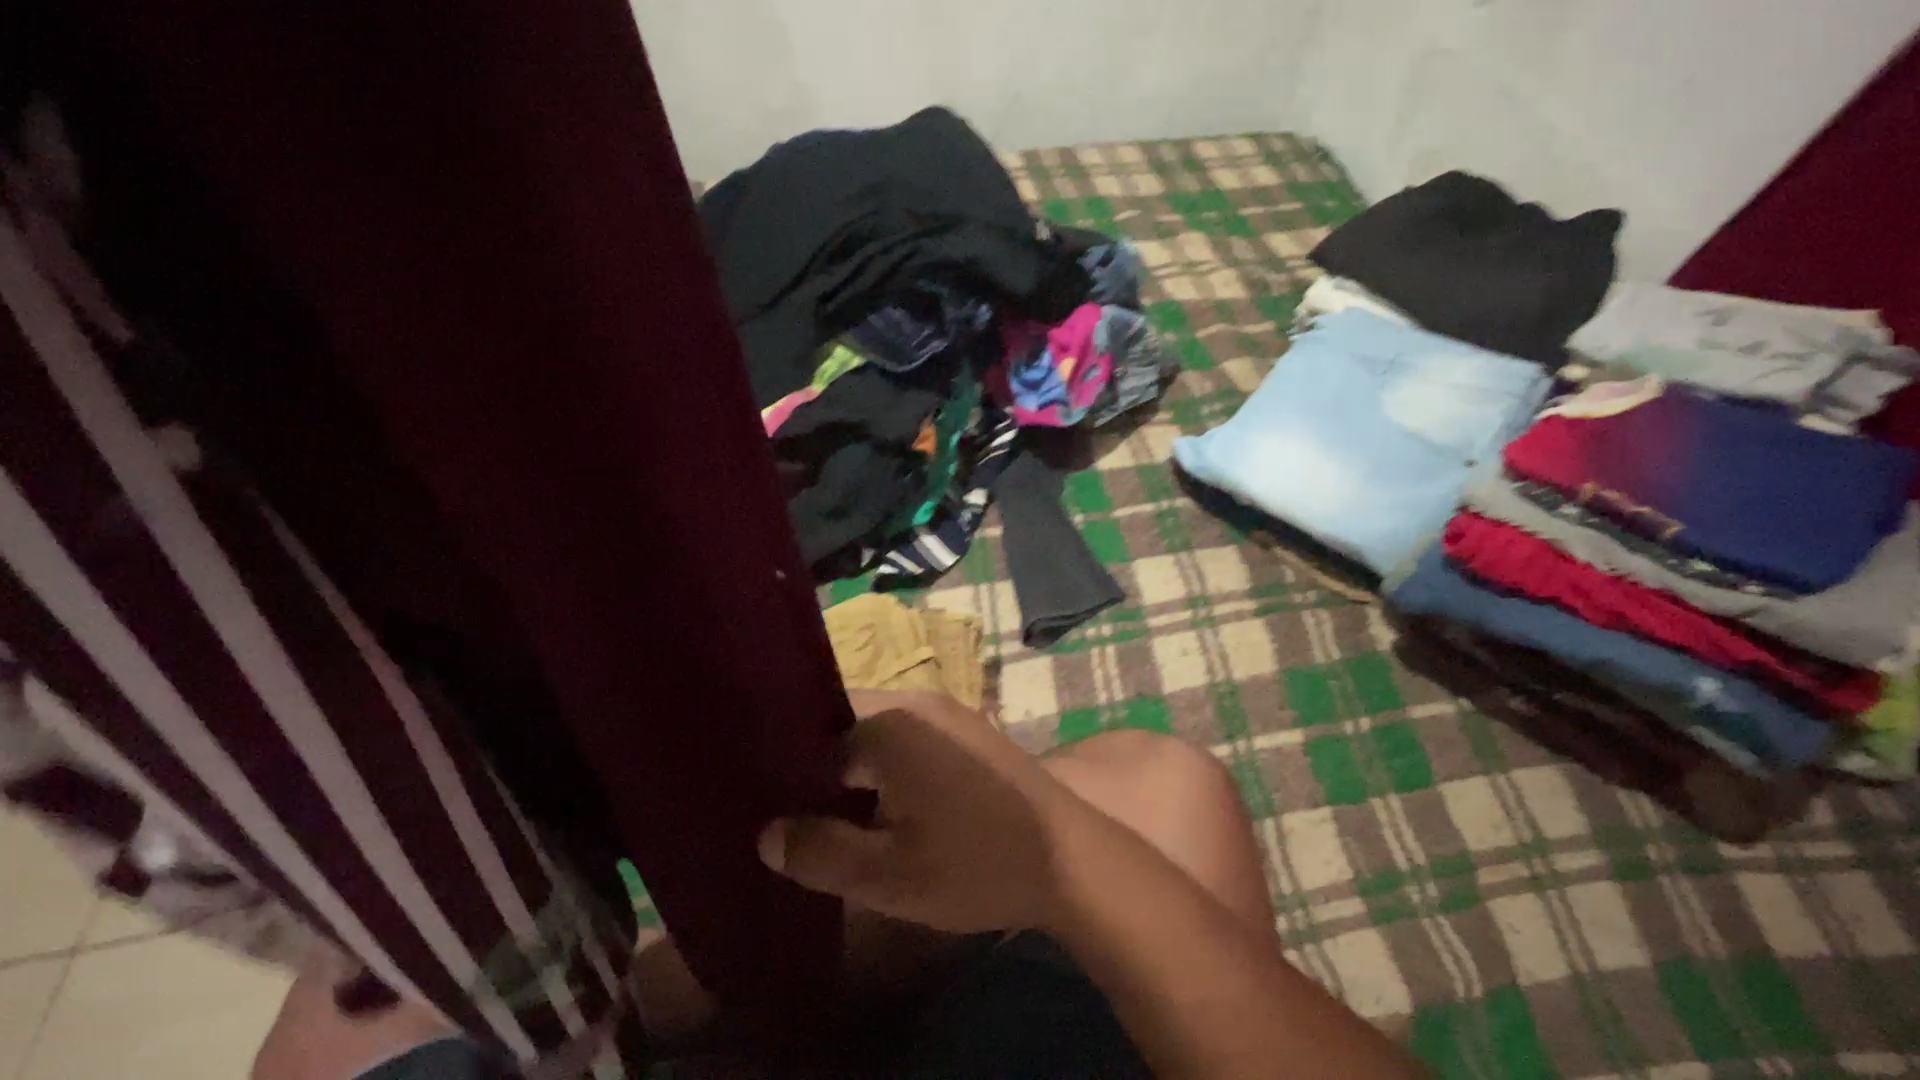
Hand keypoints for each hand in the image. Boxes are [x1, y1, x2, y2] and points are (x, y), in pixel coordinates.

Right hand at [756, 690, 1087, 932]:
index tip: (767, 808)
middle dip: (817, 769)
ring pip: (877, 732)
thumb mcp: (888, 876)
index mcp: (890, 725)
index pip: (812, 734)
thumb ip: (820, 852)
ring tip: (831, 818)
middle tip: (792, 817)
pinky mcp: (972, 732)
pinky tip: (883, 809)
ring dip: (854, 770)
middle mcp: (918, 702)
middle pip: (844, 725)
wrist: (1073, 861)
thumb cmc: (976, 866)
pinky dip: (887, 768)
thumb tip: (767, 834)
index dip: (786, 774)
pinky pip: (909, 738)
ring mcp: (950, 713)